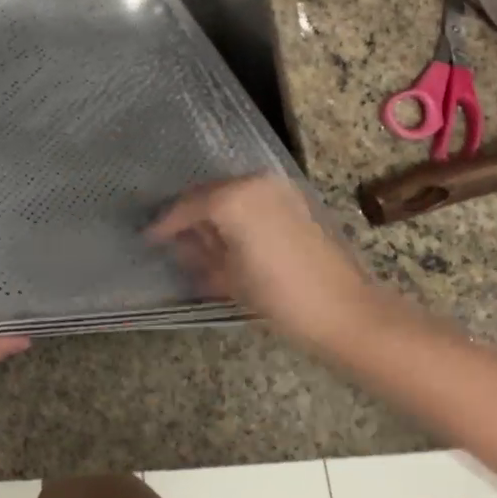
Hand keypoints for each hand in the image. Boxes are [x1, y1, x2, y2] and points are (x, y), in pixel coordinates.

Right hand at [147, 174, 380, 346]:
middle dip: (191, 217)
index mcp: (233, 198)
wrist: (347, 314)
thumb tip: (182, 244)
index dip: (165, 223)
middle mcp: (254, 183)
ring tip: (201, 245)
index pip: (187, 206)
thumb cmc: (280, 298)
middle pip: (209, 194)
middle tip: (173, 240)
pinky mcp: (297, 203)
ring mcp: (279, 190)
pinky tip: (229, 241)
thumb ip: (199, 253)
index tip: (149, 236)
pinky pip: (253, 202)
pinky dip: (237, 217)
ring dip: (214, 216)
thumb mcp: (228, 277)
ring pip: (231, 196)